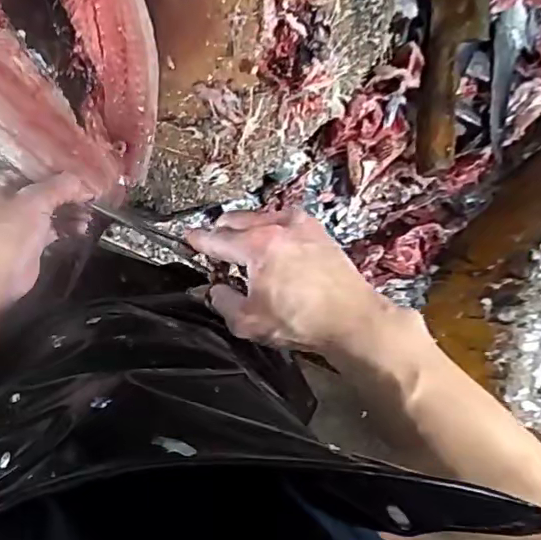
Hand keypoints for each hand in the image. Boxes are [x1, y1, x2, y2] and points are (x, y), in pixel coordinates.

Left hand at [0, 173, 91, 308]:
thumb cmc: (9, 235)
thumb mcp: (34, 203)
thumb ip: (59, 186)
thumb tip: (83, 180)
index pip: (32, 167)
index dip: (58, 170)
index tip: (84, 172)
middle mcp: (5, 197)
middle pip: (42, 188)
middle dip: (68, 193)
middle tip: (92, 195)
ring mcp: (16, 220)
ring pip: (49, 208)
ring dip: (70, 210)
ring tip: (91, 213)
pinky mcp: (28, 239)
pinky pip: (51, 227)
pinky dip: (66, 226)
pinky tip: (83, 227)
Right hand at [185, 207, 405, 355]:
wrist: (351, 320)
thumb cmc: (302, 321)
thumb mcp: (248, 321)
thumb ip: (222, 301)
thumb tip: (214, 291)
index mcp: (258, 245)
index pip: (216, 238)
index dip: (197, 240)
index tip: (188, 239)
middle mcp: (279, 225)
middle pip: (236, 220)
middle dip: (221, 235)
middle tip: (216, 255)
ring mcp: (302, 224)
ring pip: (259, 218)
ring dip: (246, 231)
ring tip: (243, 256)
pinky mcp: (318, 231)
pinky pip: (282, 222)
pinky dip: (269, 231)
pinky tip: (271, 253)